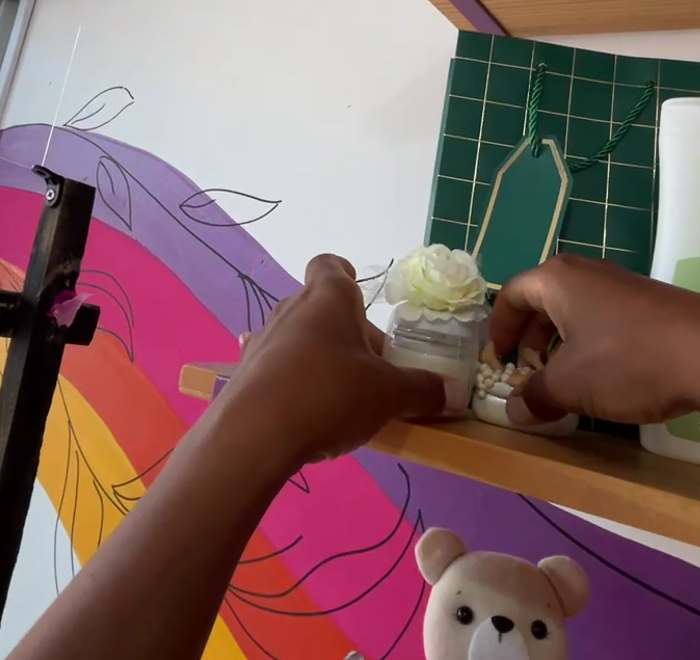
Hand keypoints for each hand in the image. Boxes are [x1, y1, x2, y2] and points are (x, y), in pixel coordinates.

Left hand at [217, 254, 465, 468]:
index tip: (359, 296)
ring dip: (317, 355)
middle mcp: (292, 308)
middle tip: (371, 368)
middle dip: (345, 332)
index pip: (330, 265)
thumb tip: (454, 393)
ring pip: (296, 335)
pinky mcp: (245, 372)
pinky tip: (297, 403)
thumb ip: (421, 390)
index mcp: (328, 298)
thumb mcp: (388, 394)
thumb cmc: (330, 393)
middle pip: (320, 307)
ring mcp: (264, 339)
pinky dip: (287, 377)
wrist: (255, 434)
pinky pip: (272, 365)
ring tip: (339, 392)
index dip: (344, 274)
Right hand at [489, 254, 699, 425]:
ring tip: (566, 380)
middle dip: (531, 339)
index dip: (499, 328)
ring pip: (576, 311)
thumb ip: (536, 396)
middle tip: (529, 373)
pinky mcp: (651, 303)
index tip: (497, 359)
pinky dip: (593, 344)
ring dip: (562, 344)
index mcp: (557, 279)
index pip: (511, 295)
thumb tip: (514, 411)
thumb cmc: (627, 360)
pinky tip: (608, 377)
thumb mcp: (572, 385)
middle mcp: (586, 272)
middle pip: (543, 301)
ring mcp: (622, 284)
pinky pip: (606, 318)